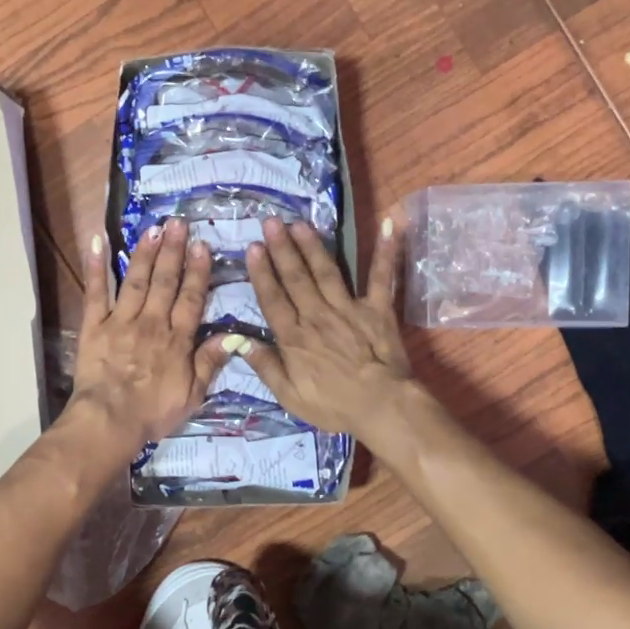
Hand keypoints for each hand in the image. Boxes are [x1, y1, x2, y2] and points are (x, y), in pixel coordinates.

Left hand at [69, 218, 234, 449]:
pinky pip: (95, 292)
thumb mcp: (192, 395)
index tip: (202, 245)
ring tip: (153, 228)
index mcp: (177, 340)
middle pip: (165, 282)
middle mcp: (151, 322)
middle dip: (173, 251)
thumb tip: (234, 336)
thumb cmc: (152, 413)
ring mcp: (121, 321)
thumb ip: (210, 363)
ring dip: (145, 252)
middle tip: (179, 223)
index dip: (198, 271)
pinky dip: (96, 266)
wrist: (109, 420)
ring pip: (136, 280)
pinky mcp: (94, 325)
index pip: (191, 299)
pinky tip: (98, 241)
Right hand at [241, 216, 418, 435]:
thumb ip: (265, 365)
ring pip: (326, 271)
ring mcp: (349, 309)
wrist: (382, 406)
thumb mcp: (289, 395)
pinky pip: (381, 277)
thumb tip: (239, 340)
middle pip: (295, 278)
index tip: (253, 248)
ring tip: (300, 223)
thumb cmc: (333, 406)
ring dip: (312, 245)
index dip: (261, 272)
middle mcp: (317, 315)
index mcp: (294, 337)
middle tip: (271, 222)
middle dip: (281, 248)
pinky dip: (386, 251)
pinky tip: (391, 225)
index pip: (273, 299)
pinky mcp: (378, 309)